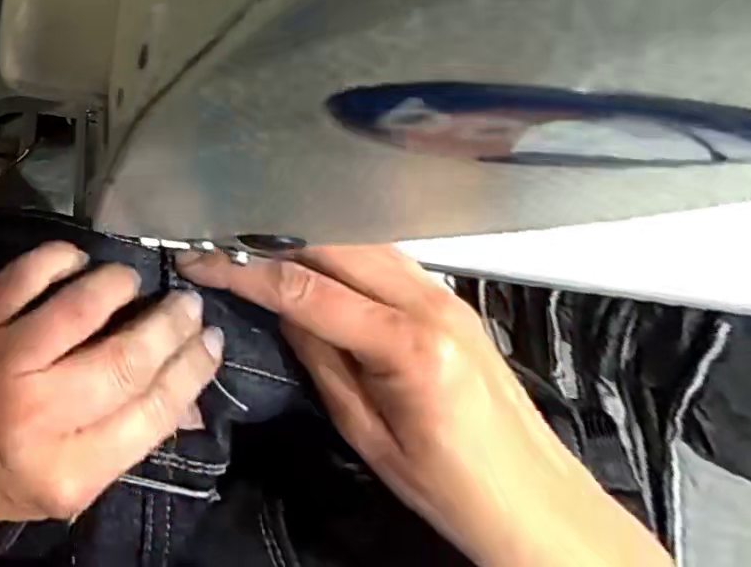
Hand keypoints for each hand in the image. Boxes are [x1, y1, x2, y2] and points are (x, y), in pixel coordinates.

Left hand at [0, 241, 223, 534]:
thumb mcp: (68, 481)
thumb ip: (128, 437)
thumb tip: (192, 396)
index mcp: (69, 468)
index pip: (150, 411)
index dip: (190, 369)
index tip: (211, 339)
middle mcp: (39, 411)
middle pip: (125, 358)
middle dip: (169, 325)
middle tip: (188, 303)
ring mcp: (3, 357)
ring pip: (82, 306)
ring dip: (119, 285)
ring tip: (133, 281)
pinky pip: (31, 272)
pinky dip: (64, 258)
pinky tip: (80, 262)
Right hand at [178, 246, 671, 566]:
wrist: (548, 512)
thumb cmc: (453, 491)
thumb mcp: (368, 435)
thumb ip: (319, 357)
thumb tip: (279, 305)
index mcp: (408, 346)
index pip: (304, 287)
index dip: (243, 269)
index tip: (201, 259)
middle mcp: (428, 301)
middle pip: (330, 244)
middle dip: (267, 239)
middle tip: (220, 245)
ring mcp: (443, 292)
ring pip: (354, 240)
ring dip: (300, 238)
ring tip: (253, 246)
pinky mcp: (449, 296)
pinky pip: (378, 256)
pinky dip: (335, 250)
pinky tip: (309, 259)